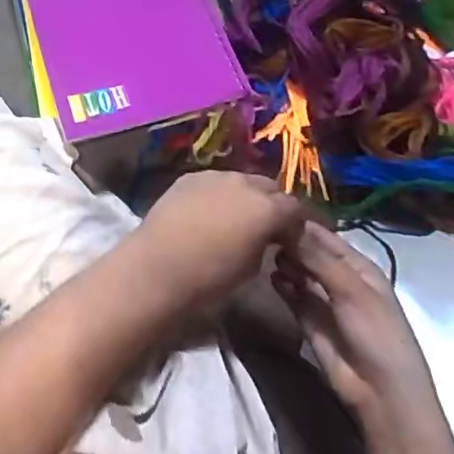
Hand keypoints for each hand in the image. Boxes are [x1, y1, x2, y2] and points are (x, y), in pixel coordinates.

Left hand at [134, 171, 304, 308]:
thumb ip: (266, 243)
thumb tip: (267, 236)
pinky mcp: (190, 176)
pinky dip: (218, 194)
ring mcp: (215, 175)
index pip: (295, 208)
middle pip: (269, 188)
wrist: (159, 266)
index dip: (295, 224)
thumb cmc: (211, 277)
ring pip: (241, 181)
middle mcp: (244, 182)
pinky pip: (214, 182)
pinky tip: (207, 213)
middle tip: (265, 227)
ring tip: (235, 218)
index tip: (290, 239)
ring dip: (245, 196)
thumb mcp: (252, 268)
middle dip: (272, 204)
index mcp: (267, 207)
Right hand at [273, 222, 453, 453]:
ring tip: (262, 252)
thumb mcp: (350, 288)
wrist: (382, 394)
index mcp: (358, 266)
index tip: (272, 207)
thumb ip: (316, 257)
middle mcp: (340, 279)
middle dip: (290, 241)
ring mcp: (325, 301)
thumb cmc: (375, 331)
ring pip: (300, 273)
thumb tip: (286, 223)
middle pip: (310, 253)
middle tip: (260, 230)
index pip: (325, 236)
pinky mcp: (311, 323)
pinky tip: (271, 278)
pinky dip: (283, 286)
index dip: (301, 223)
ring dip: (285, 262)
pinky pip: (294, 297)